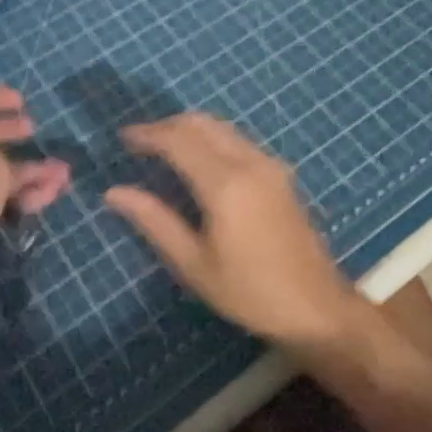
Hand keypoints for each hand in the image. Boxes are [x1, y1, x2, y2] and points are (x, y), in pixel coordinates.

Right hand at [104, 112, 364, 349]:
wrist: (317, 307)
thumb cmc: (250, 293)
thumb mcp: (194, 264)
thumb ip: (155, 221)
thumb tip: (115, 192)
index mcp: (225, 183)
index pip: (178, 140)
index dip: (147, 134)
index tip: (122, 138)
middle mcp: (249, 162)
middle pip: (201, 123)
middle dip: (167, 125)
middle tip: (139, 142)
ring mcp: (269, 165)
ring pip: (222, 127)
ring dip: (190, 129)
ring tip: (163, 149)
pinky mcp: (280, 174)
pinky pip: (238, 140)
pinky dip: (211, 139)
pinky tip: (198, 162)